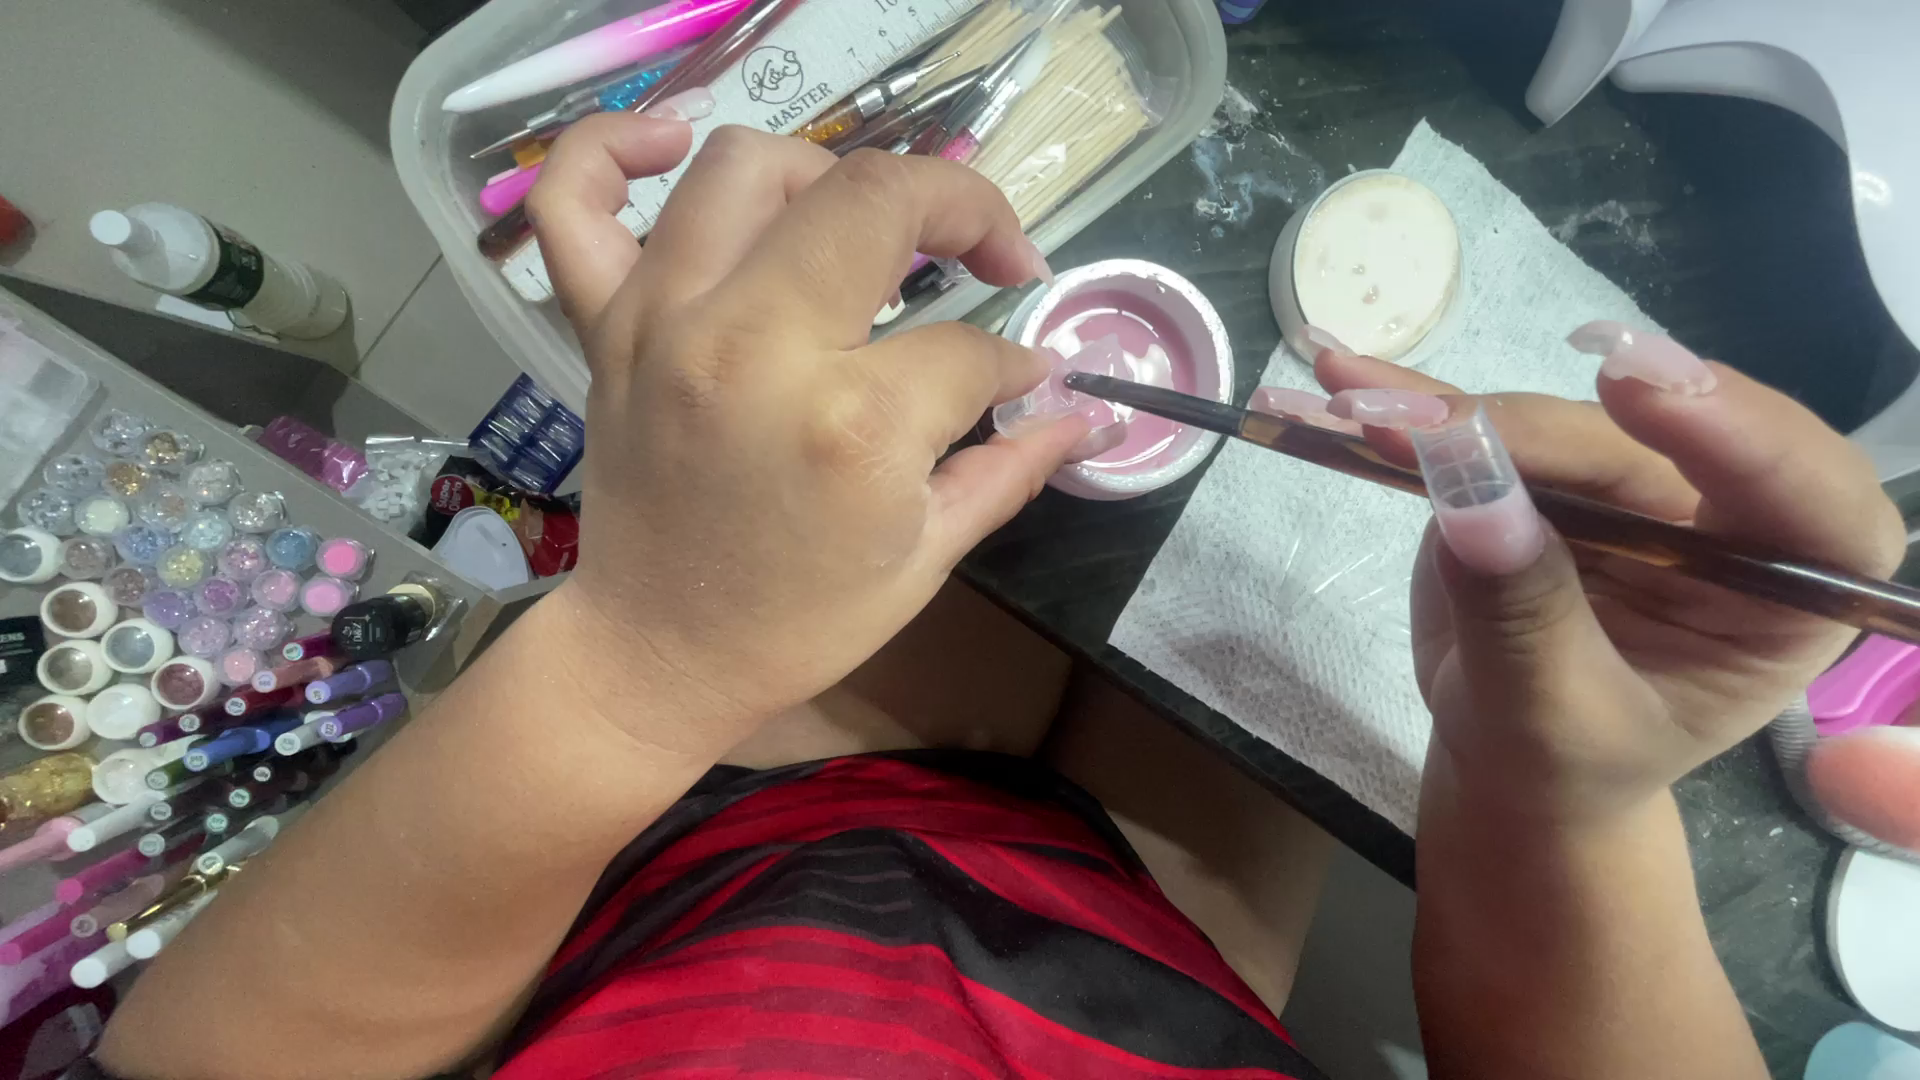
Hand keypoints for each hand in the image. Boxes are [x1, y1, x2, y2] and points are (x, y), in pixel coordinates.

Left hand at [523, 109, 1081, 745]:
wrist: (661, 657)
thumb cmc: (802, 624)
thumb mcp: (927, 557)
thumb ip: (1014, 468)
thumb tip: (1085, 411)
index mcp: (854, 424)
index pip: (968, 348)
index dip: (1015, 359)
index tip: (1024, 375)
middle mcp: (757, 345)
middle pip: (877, 202)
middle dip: (963, 209)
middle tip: (989, 251)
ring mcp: (666, 325)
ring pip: (749, 169)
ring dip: (831, 177)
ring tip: (865, 226)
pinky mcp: (605, 330)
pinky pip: (578, 200)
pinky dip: (616, 149)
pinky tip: (676, 145)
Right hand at [1279, 325, 1905, 819]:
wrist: (1505, 756)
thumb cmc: (1558, 758)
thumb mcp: (1547, 710)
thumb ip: (1520, 611)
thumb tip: (1471, 506)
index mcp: (1772, 586)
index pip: (1795, 495)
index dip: (1728, 429)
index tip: (1628, 385)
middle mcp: (1699, 515)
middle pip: (1618, 445)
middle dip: (1504, 427)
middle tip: (1395, 421)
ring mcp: (1603, 490)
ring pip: (1529, 427)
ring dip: (1430, 408)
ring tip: (1342, 391)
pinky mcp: (1521, 481)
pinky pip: (1465, 439)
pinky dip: (1400, 418)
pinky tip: (1343, 388)